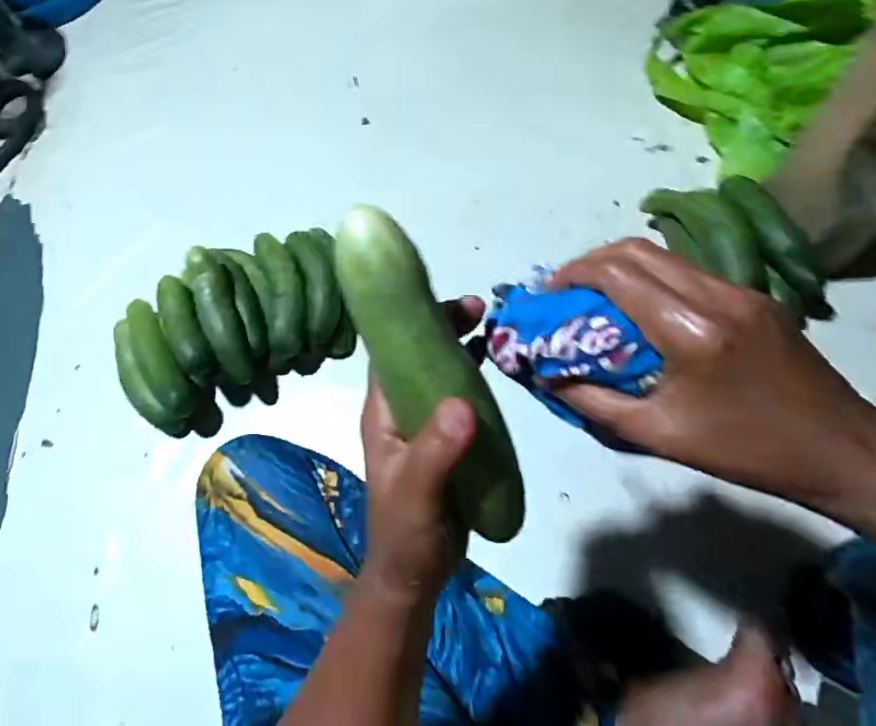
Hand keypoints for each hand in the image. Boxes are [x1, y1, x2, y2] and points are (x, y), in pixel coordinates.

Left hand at [358, 297, 483, 607]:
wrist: (413, 572)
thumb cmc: (405, 529)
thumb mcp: (418, 488)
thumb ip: (437, 449)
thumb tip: (462, 402)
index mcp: (382, 411)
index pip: (391, 352)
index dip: (413, 322)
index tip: (446, 303)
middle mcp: (398, 410)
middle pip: (416, 356)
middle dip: (441, 328)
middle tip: (477, 308)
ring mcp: (420, 425)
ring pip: (437, 375)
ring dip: (459, 350)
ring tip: (488, 325)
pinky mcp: (443, 442)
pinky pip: (457, 401)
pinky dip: (473, 382)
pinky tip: (493, 369)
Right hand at [550, 238, 875, 506]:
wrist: (853, 455)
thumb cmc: (749, 450)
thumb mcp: (657, 434)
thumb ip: (590, 399)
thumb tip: (543, 374)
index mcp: (691, 331)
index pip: (614, 273)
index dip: (571, 275)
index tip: (549, 296)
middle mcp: (717, 299)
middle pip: (634, 250)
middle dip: (588, 264)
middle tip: (567, 292)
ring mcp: (741, 294)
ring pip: (660, 255)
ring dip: (619, 267)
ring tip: (598, 297)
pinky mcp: (756, 299)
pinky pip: (686, 271)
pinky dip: (649, 277)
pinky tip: (643, 308)